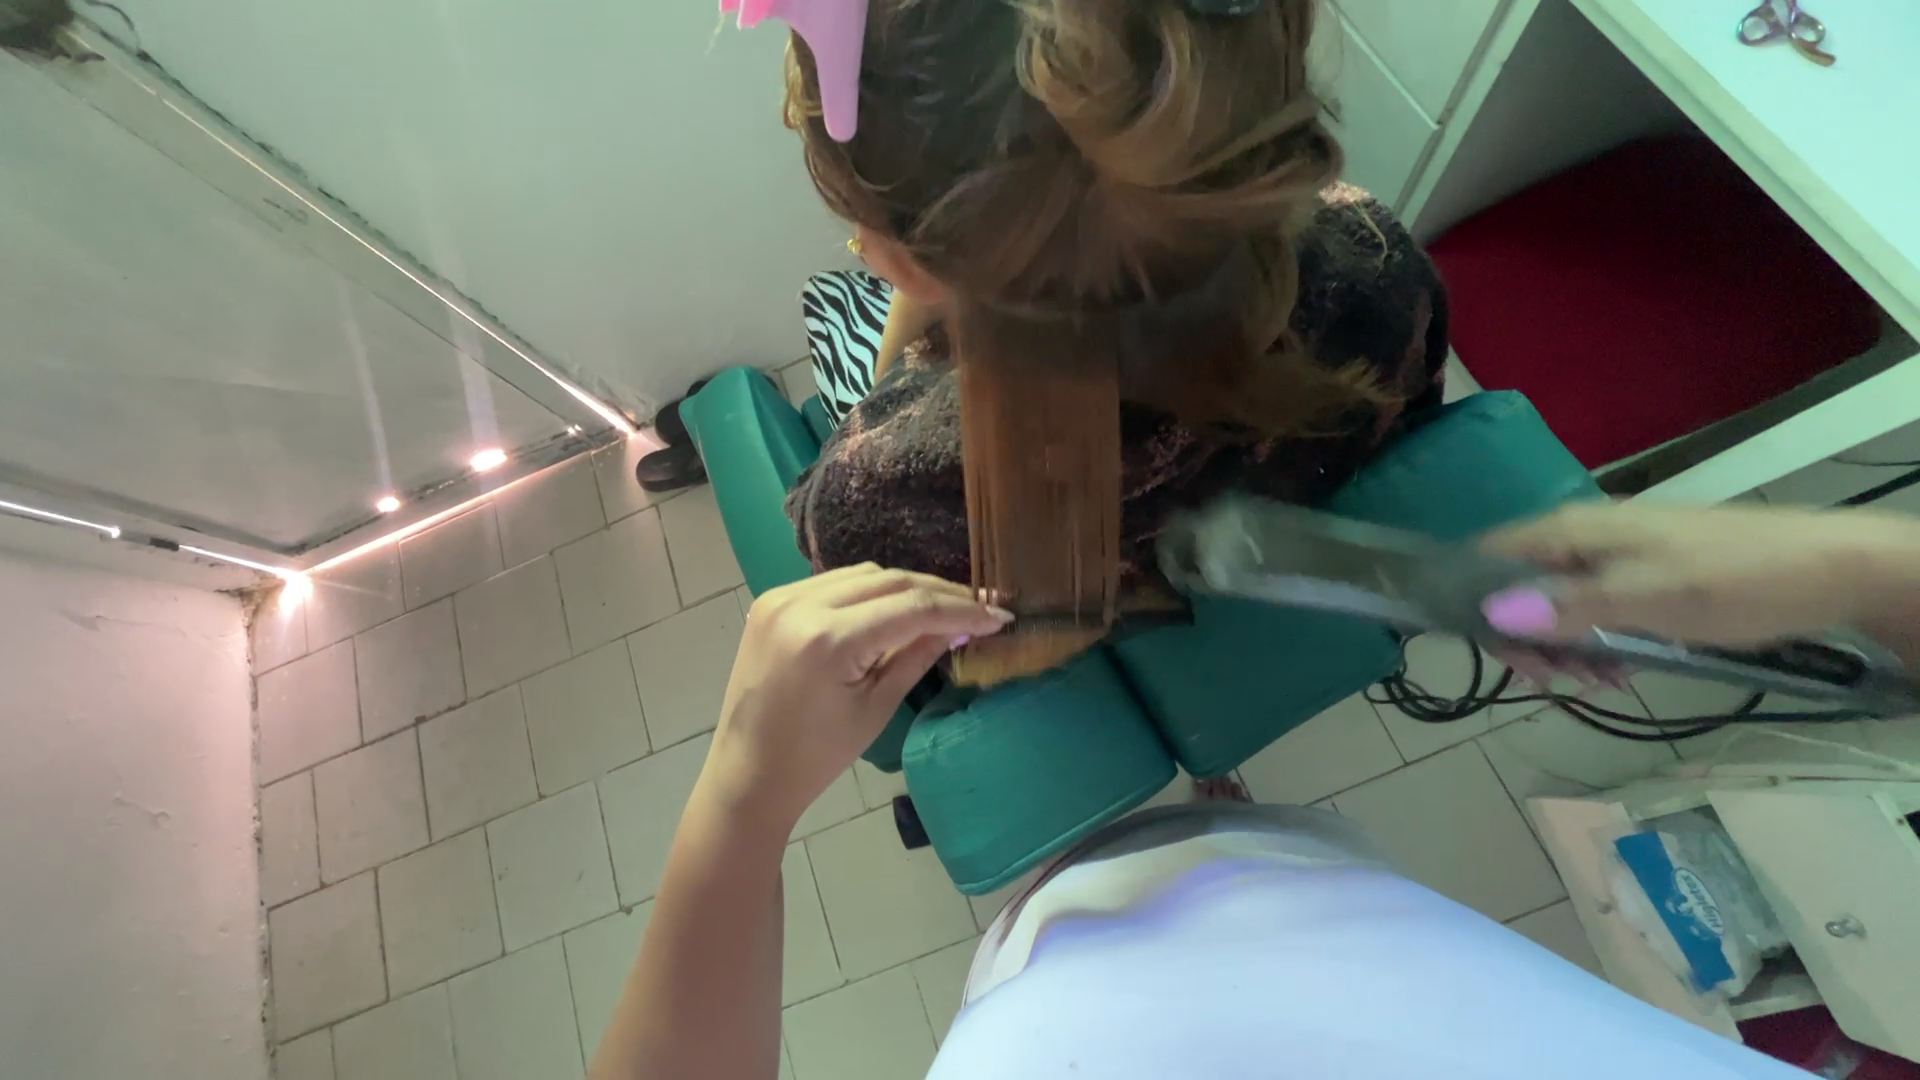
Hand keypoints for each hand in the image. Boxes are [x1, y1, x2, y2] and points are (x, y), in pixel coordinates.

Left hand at [701, 564, 1012, 827]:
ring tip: (942, 607)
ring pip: (864, 575)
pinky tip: (893, 607)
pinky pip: (835, 582)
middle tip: (979, 607)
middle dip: (939, 593)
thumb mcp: (877, 707)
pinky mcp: (772, 601)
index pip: (912, 608)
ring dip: (906, 587)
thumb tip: (963, 624)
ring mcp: (782, 598)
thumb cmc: (817, 756)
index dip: (962, 609)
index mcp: (828, 640)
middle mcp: (802, 605)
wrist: (748, 773)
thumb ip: (919, 654)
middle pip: (889, 581)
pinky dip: (870, 590)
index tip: (1000, 617)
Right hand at [1480, 502, 1919, 645]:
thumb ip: (1564, 606)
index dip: (1476, 603)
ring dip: (1565, 647)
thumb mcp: (1644, 598)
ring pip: (1555, 603)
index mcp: (1566, 532)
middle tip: (1554, 681)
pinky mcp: (1639, 572)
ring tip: (1599, 682)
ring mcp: (1609, 554)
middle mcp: (1576, 537)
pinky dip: (1597, 641)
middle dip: (1528, 637)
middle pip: (1517, 587)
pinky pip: (1593, 607)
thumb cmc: (1733, 579)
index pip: (1485, 559)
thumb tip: (1490, 615)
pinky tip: (1621, 669)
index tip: (1498, 651)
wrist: (1843, 568)